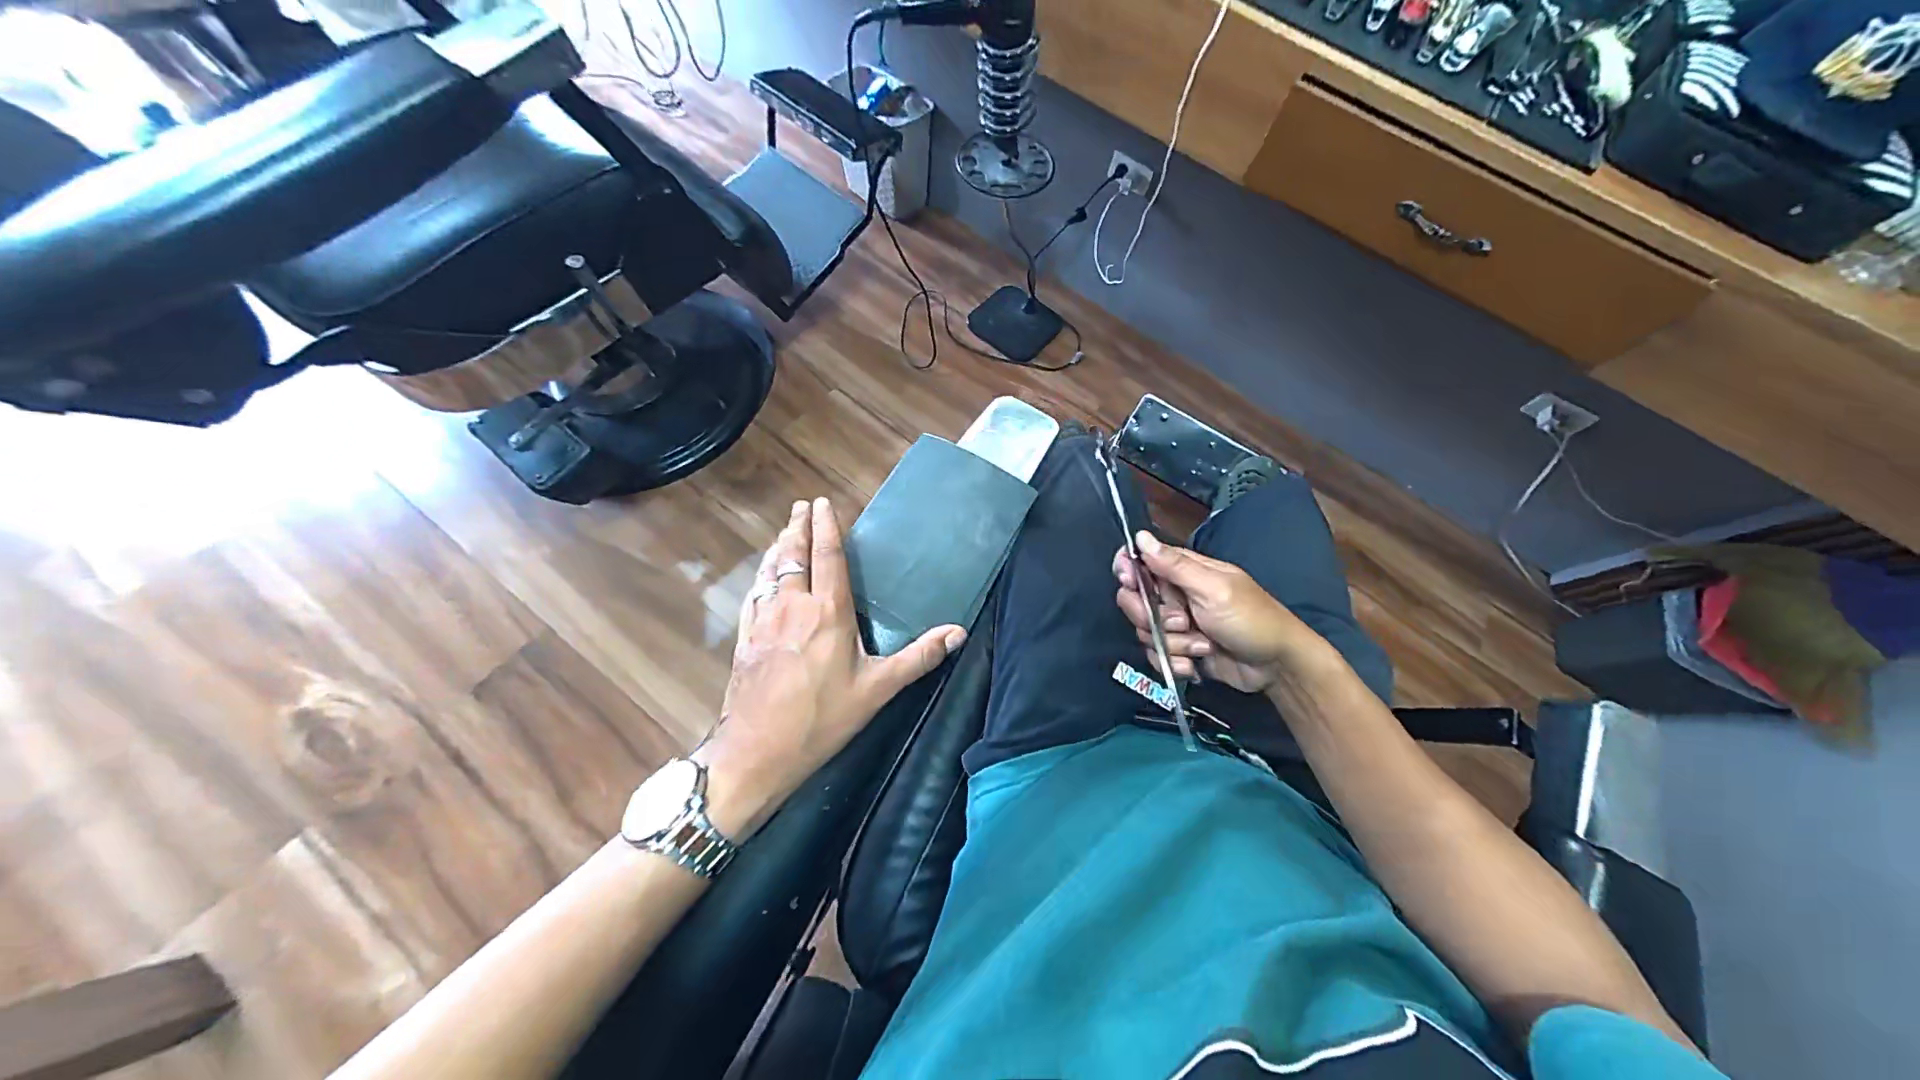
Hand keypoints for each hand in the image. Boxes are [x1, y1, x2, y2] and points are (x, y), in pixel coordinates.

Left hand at [694, 498, 965, 839]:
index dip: (825, 527)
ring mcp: (764, 620)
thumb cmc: (822, 718)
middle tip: (802, 507)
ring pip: (770, 571)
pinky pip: (753, 594)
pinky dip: (761, 576)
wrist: (756, 750)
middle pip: (793, 555)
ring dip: (778, 547)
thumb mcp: (878, 689)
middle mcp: (793, 606)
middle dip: (797, 527)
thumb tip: (957, 632)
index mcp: (827, 612)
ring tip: (784, 533)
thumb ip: (918, 657)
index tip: (823, 503)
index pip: (827, 556)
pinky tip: (762, 579)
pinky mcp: (745, 637)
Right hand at [1112, 532, 1335, 692]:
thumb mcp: (1213, 588)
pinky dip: (1174, 662)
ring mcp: (1177, 624)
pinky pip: (1156, 655)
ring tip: (1203, 645)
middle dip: (1151, 616)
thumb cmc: (1252, 620)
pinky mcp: (1180, 650)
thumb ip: (1174, 565)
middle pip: (1134, 599)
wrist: (1277, 667)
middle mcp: (1176, 595)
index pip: (1140, 560)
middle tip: (1181, 622)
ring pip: (1145, 631)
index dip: (1128, 570)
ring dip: (1172, 643)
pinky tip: (1196, 663)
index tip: (1130, 583)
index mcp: (1185, 571)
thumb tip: (1140, 536)